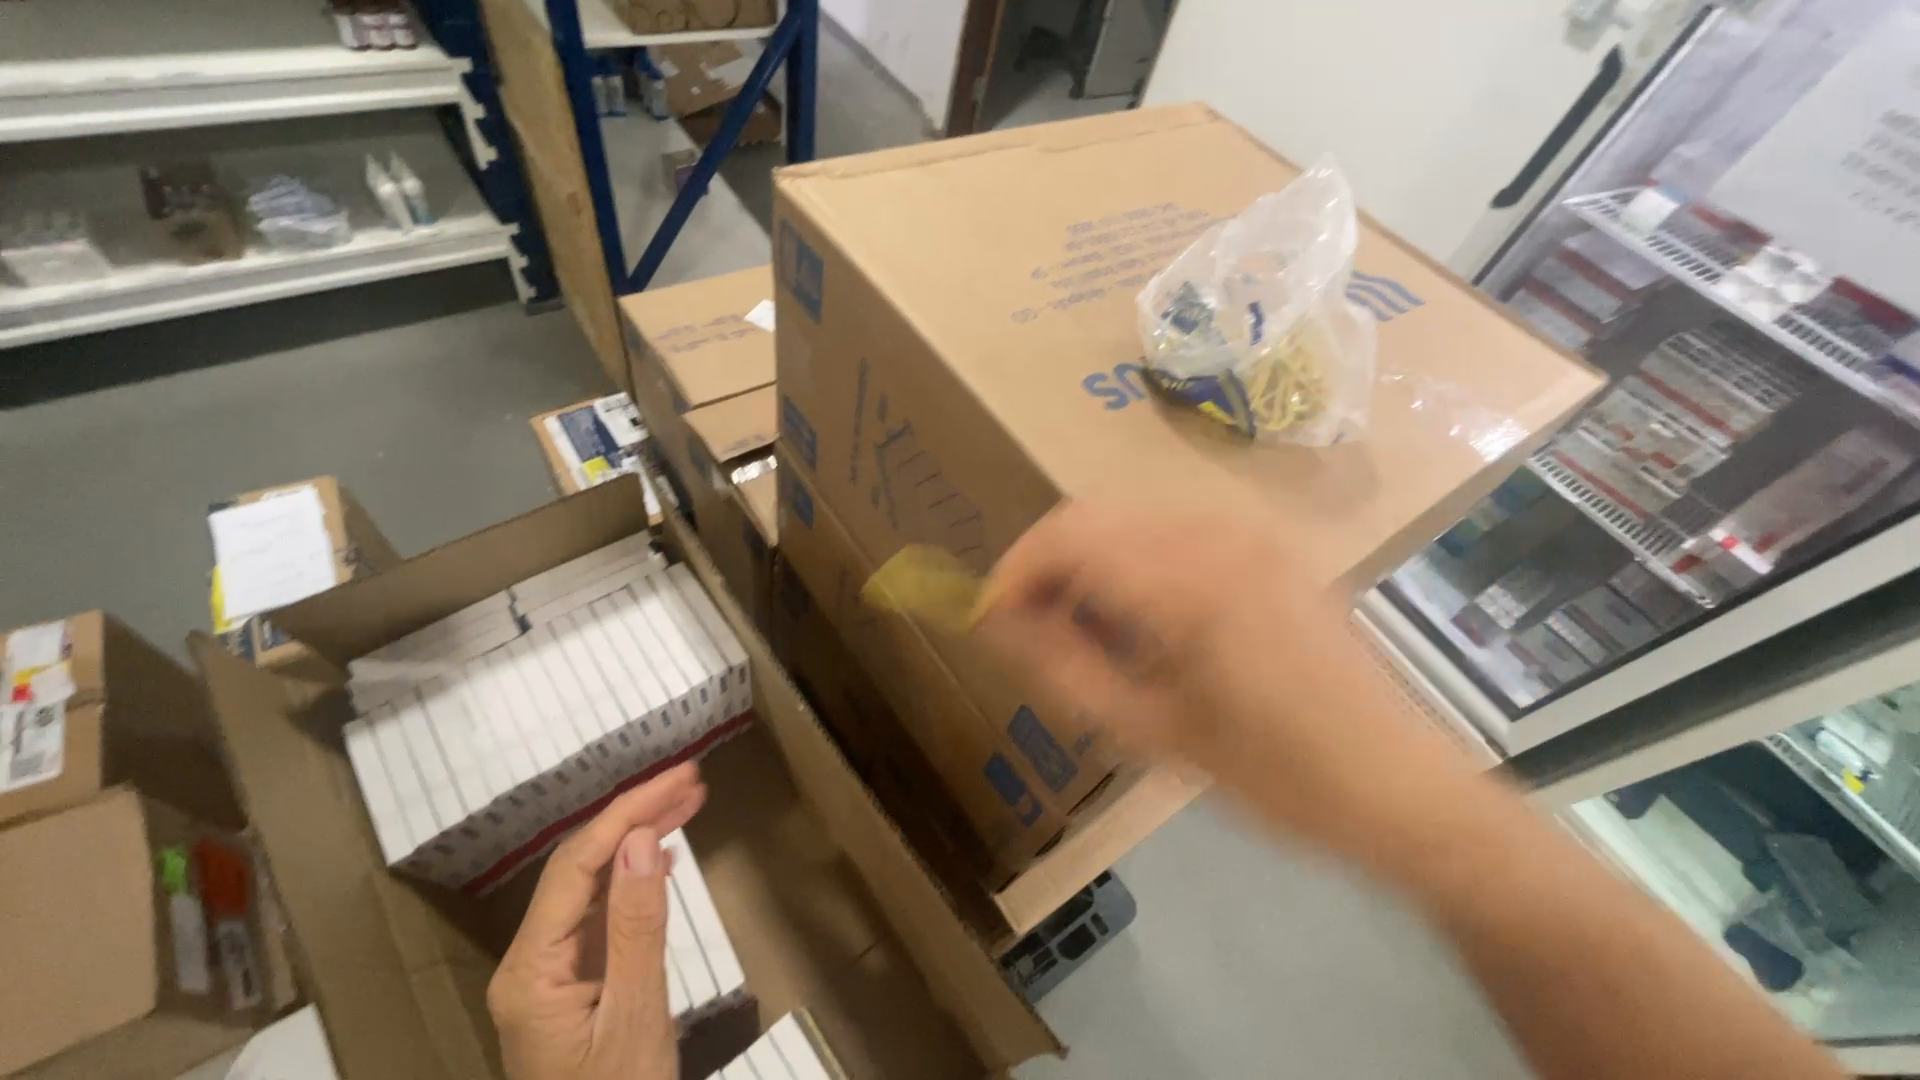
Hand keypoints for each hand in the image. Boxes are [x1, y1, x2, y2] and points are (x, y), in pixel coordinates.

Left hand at [489, 764, 706, 1079]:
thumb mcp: (636, 1018)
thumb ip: (635, 928)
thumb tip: (638, 840)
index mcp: (531, 970)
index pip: (576, 867)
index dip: (626, 814)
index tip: (676, 781)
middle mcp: (532, 960)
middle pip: (581, 868)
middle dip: (635, 816)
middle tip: (691, 780)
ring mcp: (551, 971)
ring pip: (593, 885)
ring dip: (639, 840)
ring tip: (689, 802)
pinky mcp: (575, 981)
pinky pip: (602, 913)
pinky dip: (637, 878)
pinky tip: (664, 857)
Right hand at [975, 501, 1472, 858]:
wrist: (1401, 786)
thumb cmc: (1274, 778)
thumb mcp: (1153, 733)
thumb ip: (1064, 668)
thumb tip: (997, 623)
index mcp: (1187, 582)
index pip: (1065, 538)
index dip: (1012, 573)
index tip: (988, 619)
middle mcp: (1216, 534)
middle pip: (1092, 513)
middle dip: (1045, 564)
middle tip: (1027, 629)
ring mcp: (1249, 532)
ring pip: (1129, 517)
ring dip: (1086, 560)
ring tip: (1081, 630)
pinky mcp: (1269, 545)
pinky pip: (1172, 530)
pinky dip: (1132, 559)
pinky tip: (1138, 616)